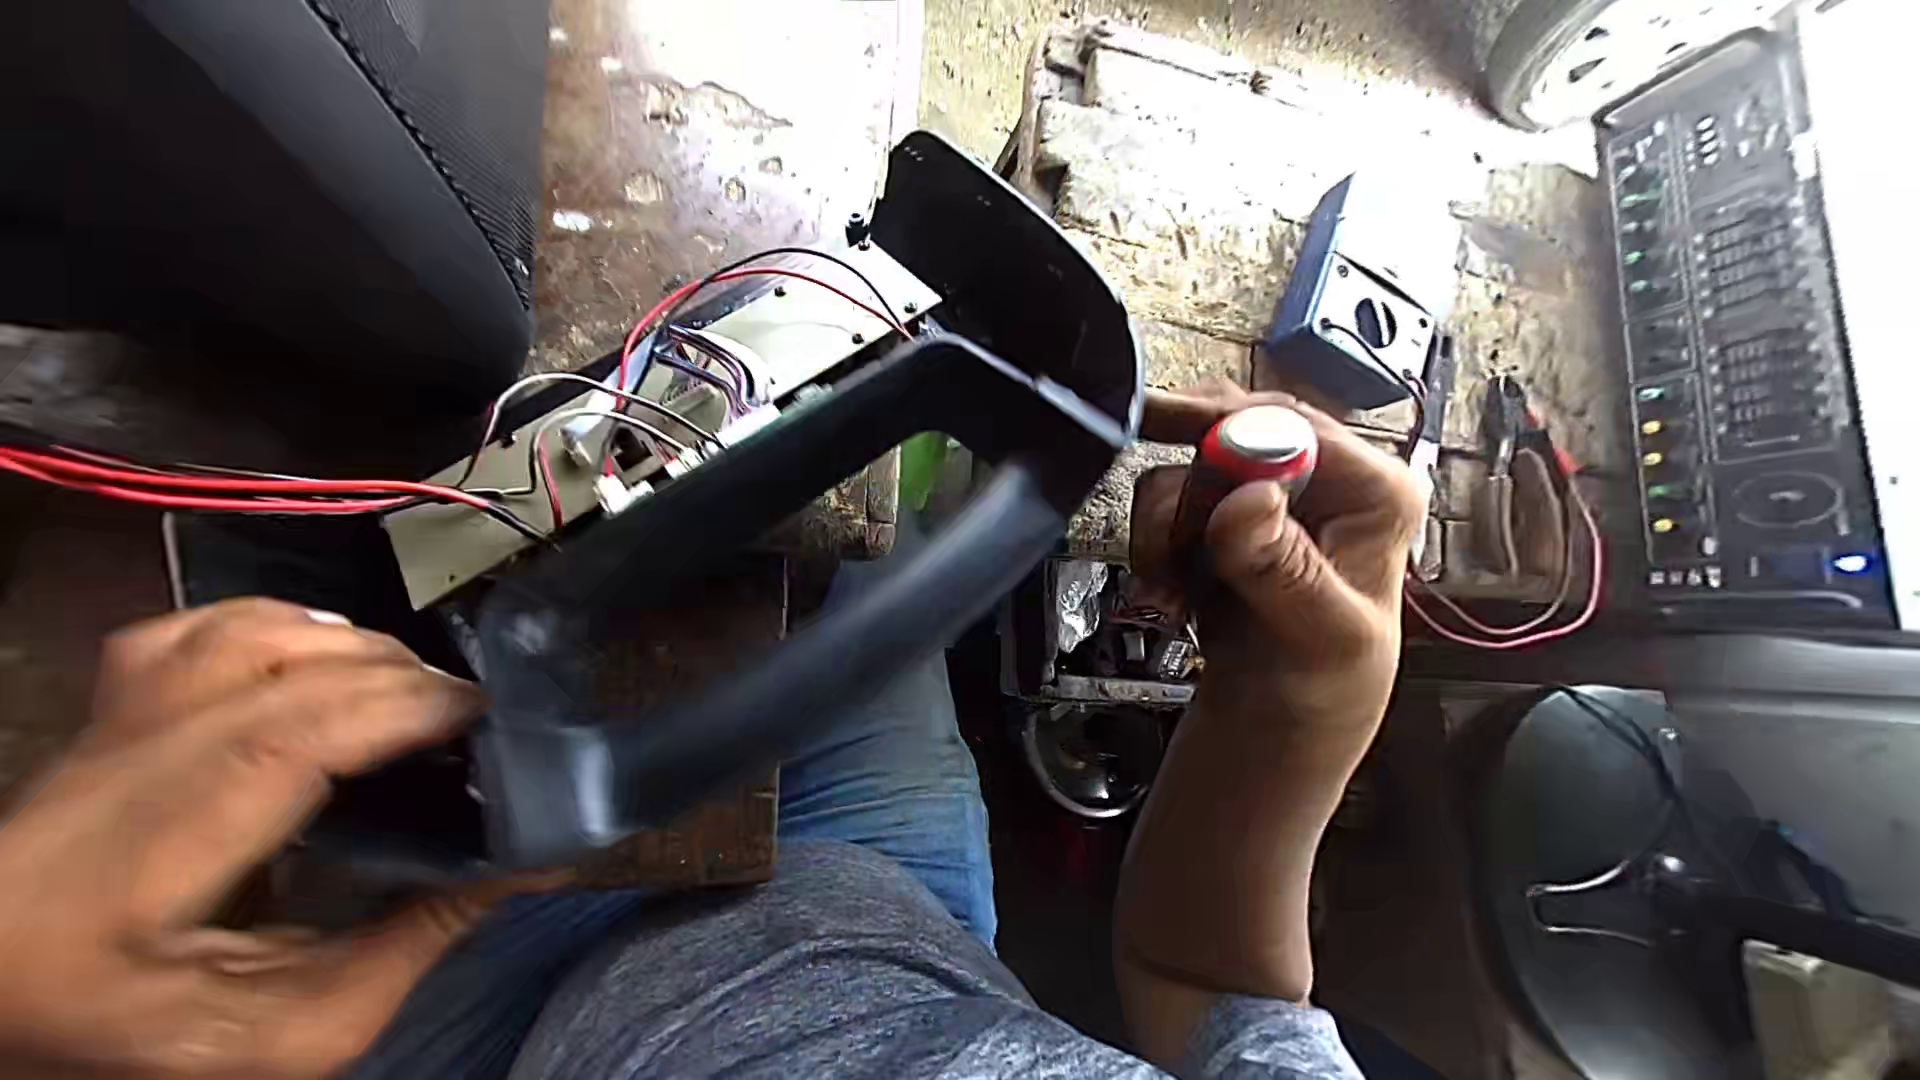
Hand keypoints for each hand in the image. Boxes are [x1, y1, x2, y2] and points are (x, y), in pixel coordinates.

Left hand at [0, 599, 508, 1076]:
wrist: (17, 1033)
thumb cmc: (161, 1052)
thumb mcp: (311, 1027)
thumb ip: (431, 930)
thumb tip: (548, 857)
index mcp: (113, 895)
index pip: (275, 746)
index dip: (396, 708)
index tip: (478, 711)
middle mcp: (80, 804)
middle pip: (270, 682)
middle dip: (398, 677)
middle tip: (467, 704)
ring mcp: (79, 752)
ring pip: (234, 642)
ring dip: (351, 647)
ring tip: (410, 684)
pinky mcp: (95, 727)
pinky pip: (189, 633)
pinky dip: (283, 624)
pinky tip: (333, 653)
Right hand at [1114, 383, 1424, 1055]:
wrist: (1269, 720)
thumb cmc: (1319, 688)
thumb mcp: (1321, 639)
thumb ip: (1285, 569)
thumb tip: (1248, 499)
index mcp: (1373, 491)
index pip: (1297, 429)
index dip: (1226, 427)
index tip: (1157, 426)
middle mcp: (1317, 481)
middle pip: (1230, 433)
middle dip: (1188, 487)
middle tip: (1164, 539)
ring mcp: (1260, 500)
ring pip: (1184, 469)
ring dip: (1164, 527)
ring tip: (1174, 586)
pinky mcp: (1216, 522)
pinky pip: (1164, 503)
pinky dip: (1154, 543)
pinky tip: (1171, 587)